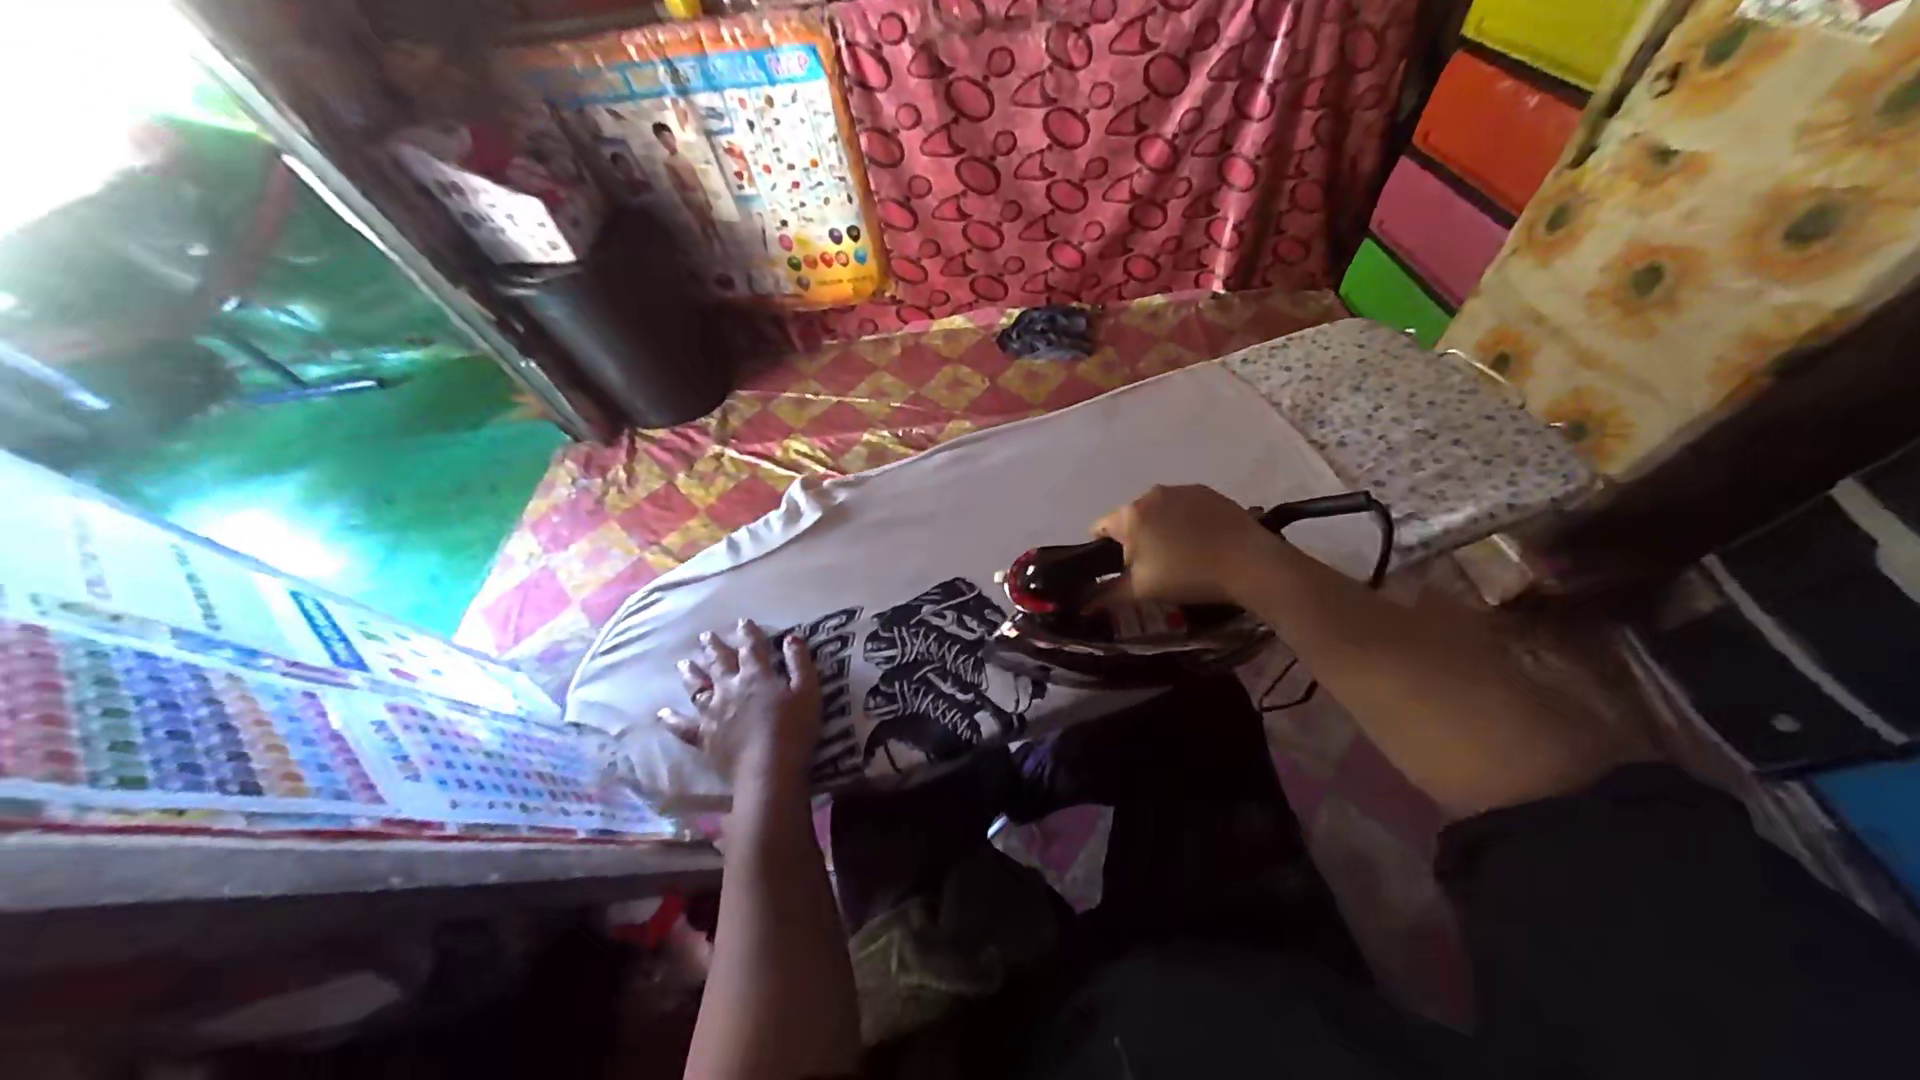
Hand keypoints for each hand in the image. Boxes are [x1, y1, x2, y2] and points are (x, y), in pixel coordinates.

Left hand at [659, 619, 821, 792]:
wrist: (768, 770)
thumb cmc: (794, 729)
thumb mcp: (808, 691)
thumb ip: (800, 663)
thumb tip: (791, 637)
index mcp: (757, 676)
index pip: (751, 648)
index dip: (748, 633)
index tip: (742, 621)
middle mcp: (730, 688)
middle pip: (719, 663)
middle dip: (713, 647)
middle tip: (705, 636)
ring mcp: (713, 713)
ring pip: (698, 687)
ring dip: (691, 673)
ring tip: (683, 663)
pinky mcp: (705, 737)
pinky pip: (684, 727)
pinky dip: (672, 720)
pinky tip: (663, 714)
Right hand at [1092, 484, 1286, 605]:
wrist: (1250, 564)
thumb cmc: (1188, 576)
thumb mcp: (1143, 590)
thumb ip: (1107, 594)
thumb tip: (1082, 605)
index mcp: (1129, 515)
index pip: (1099, 528)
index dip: (1102, 551)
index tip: (1121, 570)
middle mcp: (1150, 494)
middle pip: (1130, 519)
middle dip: (1135, 540)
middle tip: (1154, 568)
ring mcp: (1181, 489)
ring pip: (1157, 511)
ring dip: (1160, 528)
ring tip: (1182, 555)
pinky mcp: (1207, 491)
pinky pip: (1183, 506)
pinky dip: (1185, 520)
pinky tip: (1202, 541)